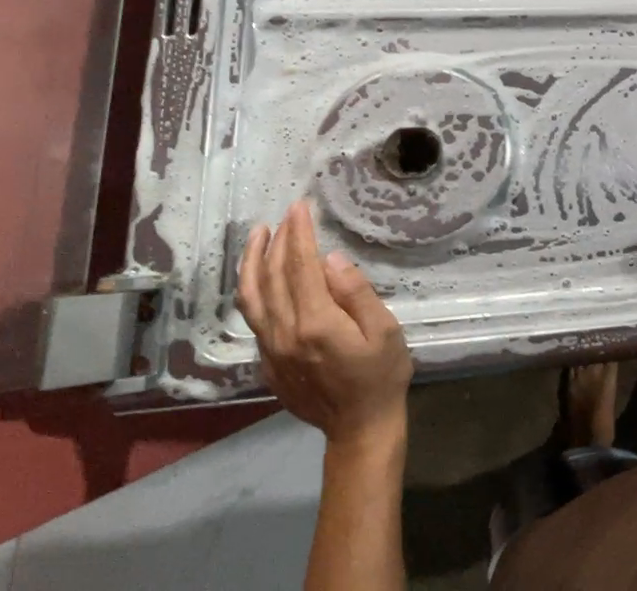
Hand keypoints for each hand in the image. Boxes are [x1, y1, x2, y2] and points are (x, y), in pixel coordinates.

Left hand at [236, 199, 412, 445]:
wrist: (359, 427)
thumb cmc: (382, 376)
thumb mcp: (385, 331)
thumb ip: (357, 293)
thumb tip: (331, 260)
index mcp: (316, 323)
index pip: (301, 267)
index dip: (299, 234)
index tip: (300, 208)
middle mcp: (285, 333)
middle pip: (272, 277)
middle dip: (278, 241)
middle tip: (286, 216)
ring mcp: (271, 349)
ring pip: (251, 297)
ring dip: (253, 262)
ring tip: (259, 236)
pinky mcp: (267, 362)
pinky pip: (253, 317)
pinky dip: (253, 288)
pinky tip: (262, 277)